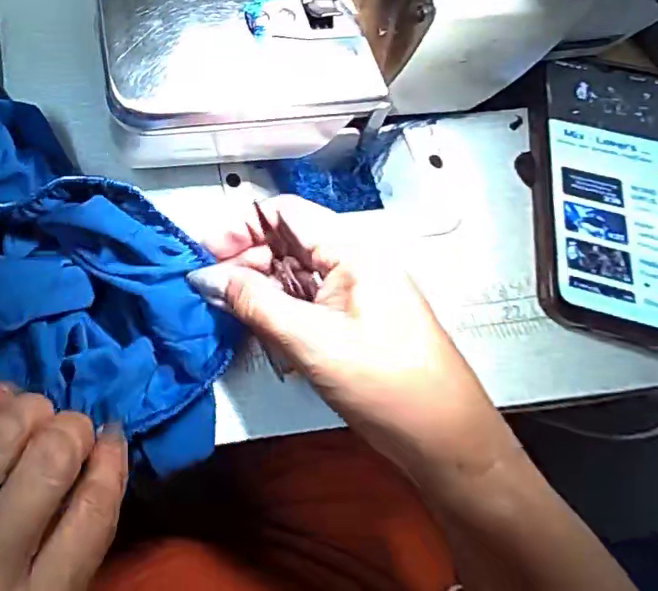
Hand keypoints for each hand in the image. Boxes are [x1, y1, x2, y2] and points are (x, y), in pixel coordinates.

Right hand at [187, 195, 521, 489]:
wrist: (449, 446)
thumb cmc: (395, 389)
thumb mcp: (310, 340)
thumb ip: (253, 302)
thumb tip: (209, 278)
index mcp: (352, 250)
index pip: (282, 212)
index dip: (239, 227)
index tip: (208, 251)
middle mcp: (353, 260)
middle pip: (283, 239)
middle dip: (243, 258)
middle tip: (212, 285)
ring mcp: (353, 288)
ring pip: (290, 268)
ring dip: (257, 284)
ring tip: (230, 308)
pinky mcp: (351, 315)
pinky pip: (303, 295)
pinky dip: (275, 305)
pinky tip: (258, 324)